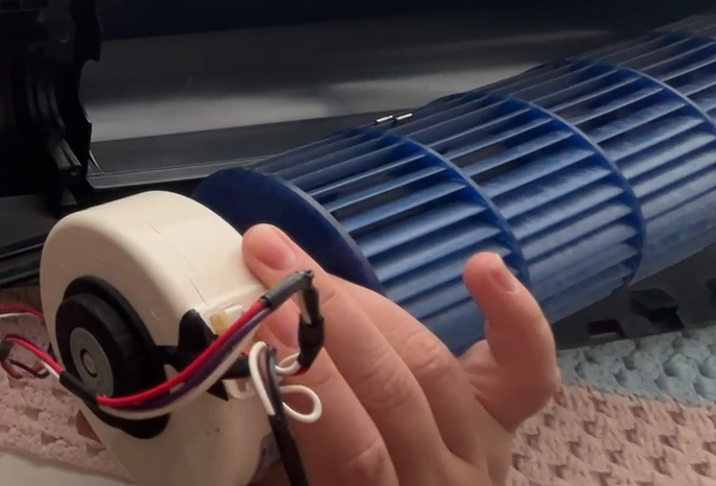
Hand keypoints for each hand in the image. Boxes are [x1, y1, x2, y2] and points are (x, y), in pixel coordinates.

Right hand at [243, 225, 559, 484]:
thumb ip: (246, 440)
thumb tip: (192, 364)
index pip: (356, 446)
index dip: (311, 376)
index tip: (259, 316)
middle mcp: (441, 484)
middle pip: (395, 388)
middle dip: (324, 310)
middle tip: (262, 252)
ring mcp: (479, 454)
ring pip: (427, 361)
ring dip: (355, 300)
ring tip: (294, 260)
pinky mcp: (499, 426)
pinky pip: (524, 375)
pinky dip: (513, 318)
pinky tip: (483, 265)